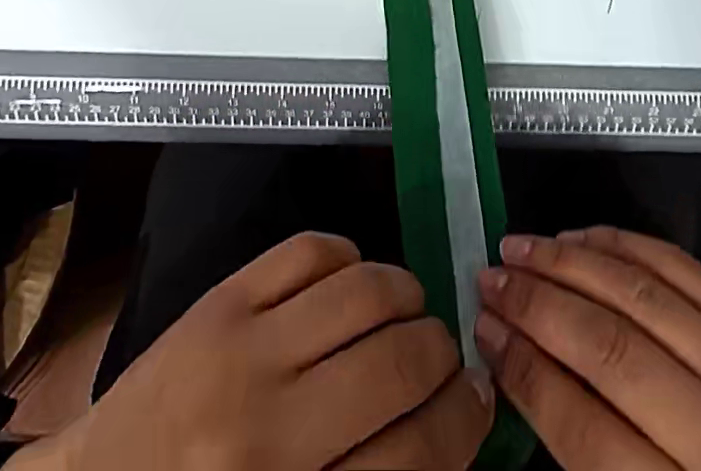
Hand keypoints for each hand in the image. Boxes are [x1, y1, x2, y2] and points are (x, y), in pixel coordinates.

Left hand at [8, 232, 493, 470]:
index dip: (466, 420)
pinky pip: (312, 250)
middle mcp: (270, 428)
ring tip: (407, 312)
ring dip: (408, 297)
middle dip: (443, 354)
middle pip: (401, 362)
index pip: (420, 453)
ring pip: (367, 292)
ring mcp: (242, 349)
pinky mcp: (221, 298)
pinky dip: (350, 258)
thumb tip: (462, 414)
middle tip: (442, 357)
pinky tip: (351, 283)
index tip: (479, 399)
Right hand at [474, 226, 700, 470]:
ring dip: (574, 263)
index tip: (482, 326)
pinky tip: (585, 236)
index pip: (586, 427)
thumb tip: (511, 357)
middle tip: (490, 276)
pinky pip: (691, 274)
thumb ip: (577, 445)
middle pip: (615, 352)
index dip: (524, 370)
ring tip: (523, 246)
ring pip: (649, 299)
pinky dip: (630, 246)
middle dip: (538, 305)